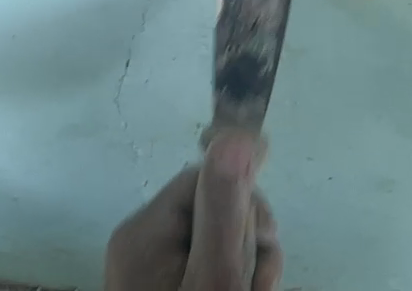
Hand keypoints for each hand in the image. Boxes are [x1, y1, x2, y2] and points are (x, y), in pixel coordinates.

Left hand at [105, 133, 280, 290]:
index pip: (203, 178)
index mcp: (142, 230)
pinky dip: (232, 274)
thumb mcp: (215, 278)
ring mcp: (152, 267)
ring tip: (254, 290)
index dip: (241, 200)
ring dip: (247, 260)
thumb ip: (223, 212)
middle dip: (247, 239)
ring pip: (217, 236)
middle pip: (212, 207)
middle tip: (259, 282)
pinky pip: (208, 260)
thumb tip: (235, 136)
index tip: (270, 236)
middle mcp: (141, 240)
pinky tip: (245, 290)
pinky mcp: (166, 284)